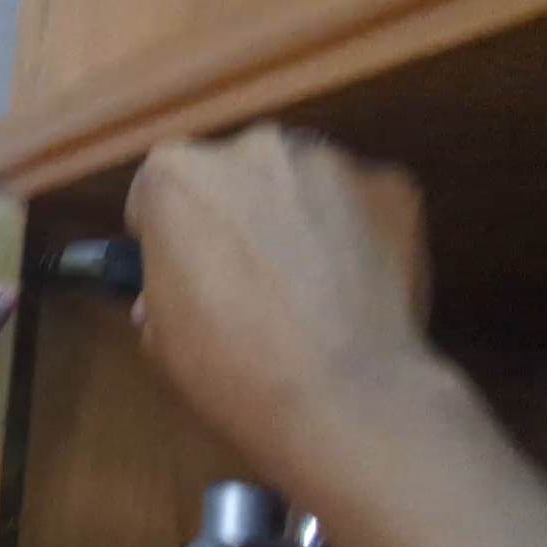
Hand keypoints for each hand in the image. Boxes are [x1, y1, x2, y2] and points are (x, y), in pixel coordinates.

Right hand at [124, 124, 430, 469]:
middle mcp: (250, 148)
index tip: (178, 270)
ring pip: (294, 182)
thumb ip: (162, 288)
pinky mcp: (391, 184)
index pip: (155, 189)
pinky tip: (351, 286)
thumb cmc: (229, 368)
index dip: (163, 234)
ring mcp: (327, 160)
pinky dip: (349, 231)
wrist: (341, 398)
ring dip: (289, 217)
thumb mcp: (160, 336)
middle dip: (230, 215)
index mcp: (177, 177)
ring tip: (304, 287)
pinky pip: (354, 202)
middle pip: (228, 174)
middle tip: (242, 278)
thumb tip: (180, 288)